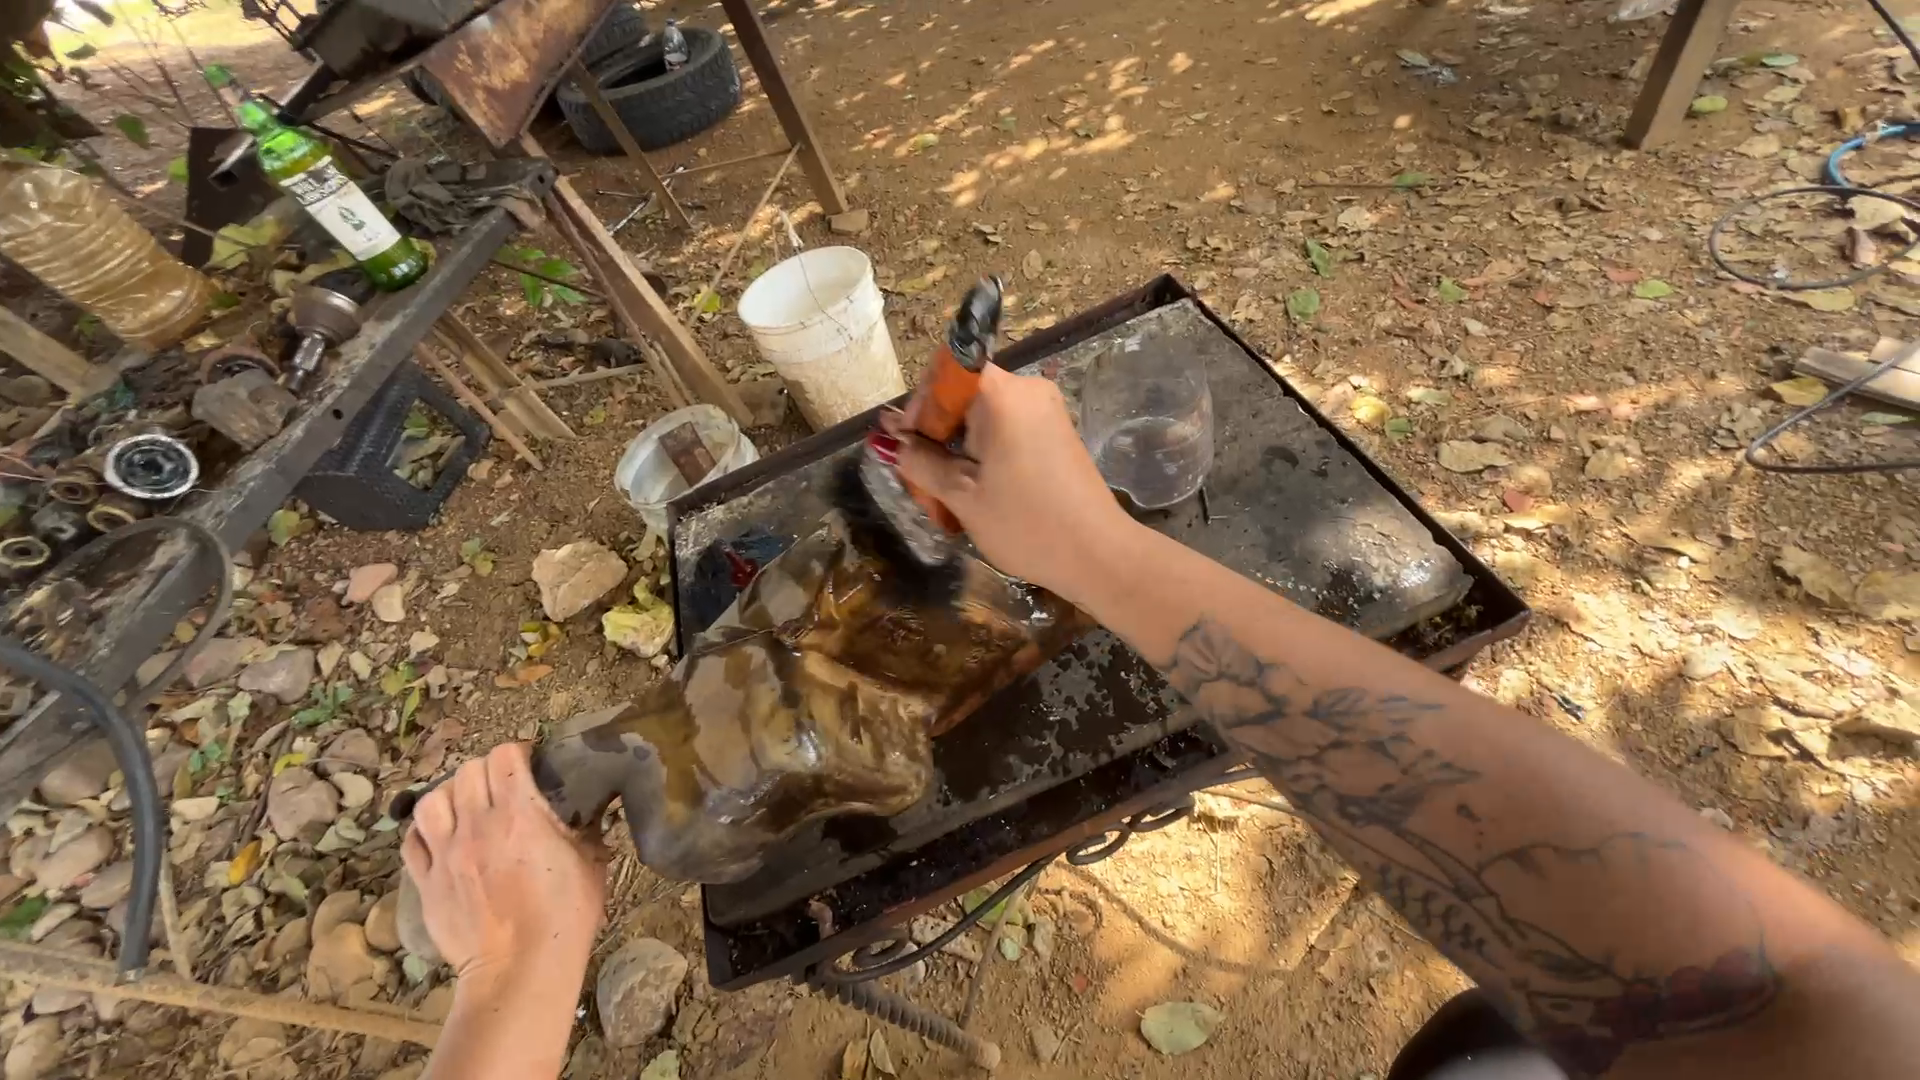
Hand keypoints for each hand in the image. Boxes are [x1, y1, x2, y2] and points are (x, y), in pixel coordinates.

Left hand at [401, 743, 605, 982]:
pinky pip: (412, 841)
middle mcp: (477, 826)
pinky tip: (443, 835)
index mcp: (520, 814)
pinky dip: (426, 829)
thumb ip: (586, 825)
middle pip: (467, 771)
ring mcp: (445, 855)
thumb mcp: (591, 859)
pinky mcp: (425, 883)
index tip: (533, 762)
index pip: (504, 756)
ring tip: (468, 805)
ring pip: (431, 800)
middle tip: (505, 784)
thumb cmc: (566, 912)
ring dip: (451, 794)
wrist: (521, 968)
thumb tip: (595, 805)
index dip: (519, 751)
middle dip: (488, 769)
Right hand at [889, 365, 1131, 599]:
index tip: (910, 450)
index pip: (944, 375)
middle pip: (962, 397)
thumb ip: (920, 462)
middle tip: (923, 486)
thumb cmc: (1026, 524)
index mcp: (1002, 395)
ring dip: (957, 453)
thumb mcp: (962, 495)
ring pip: (982, 419)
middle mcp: (1027, 390)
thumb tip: (892, 441)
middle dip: (936, 438)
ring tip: (947, 499)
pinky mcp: (1055, 434)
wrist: (1098, 555)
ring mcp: (1045, 412)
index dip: (919, 410)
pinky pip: (1006, 432)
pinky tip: (977, 493)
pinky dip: (984, 456)